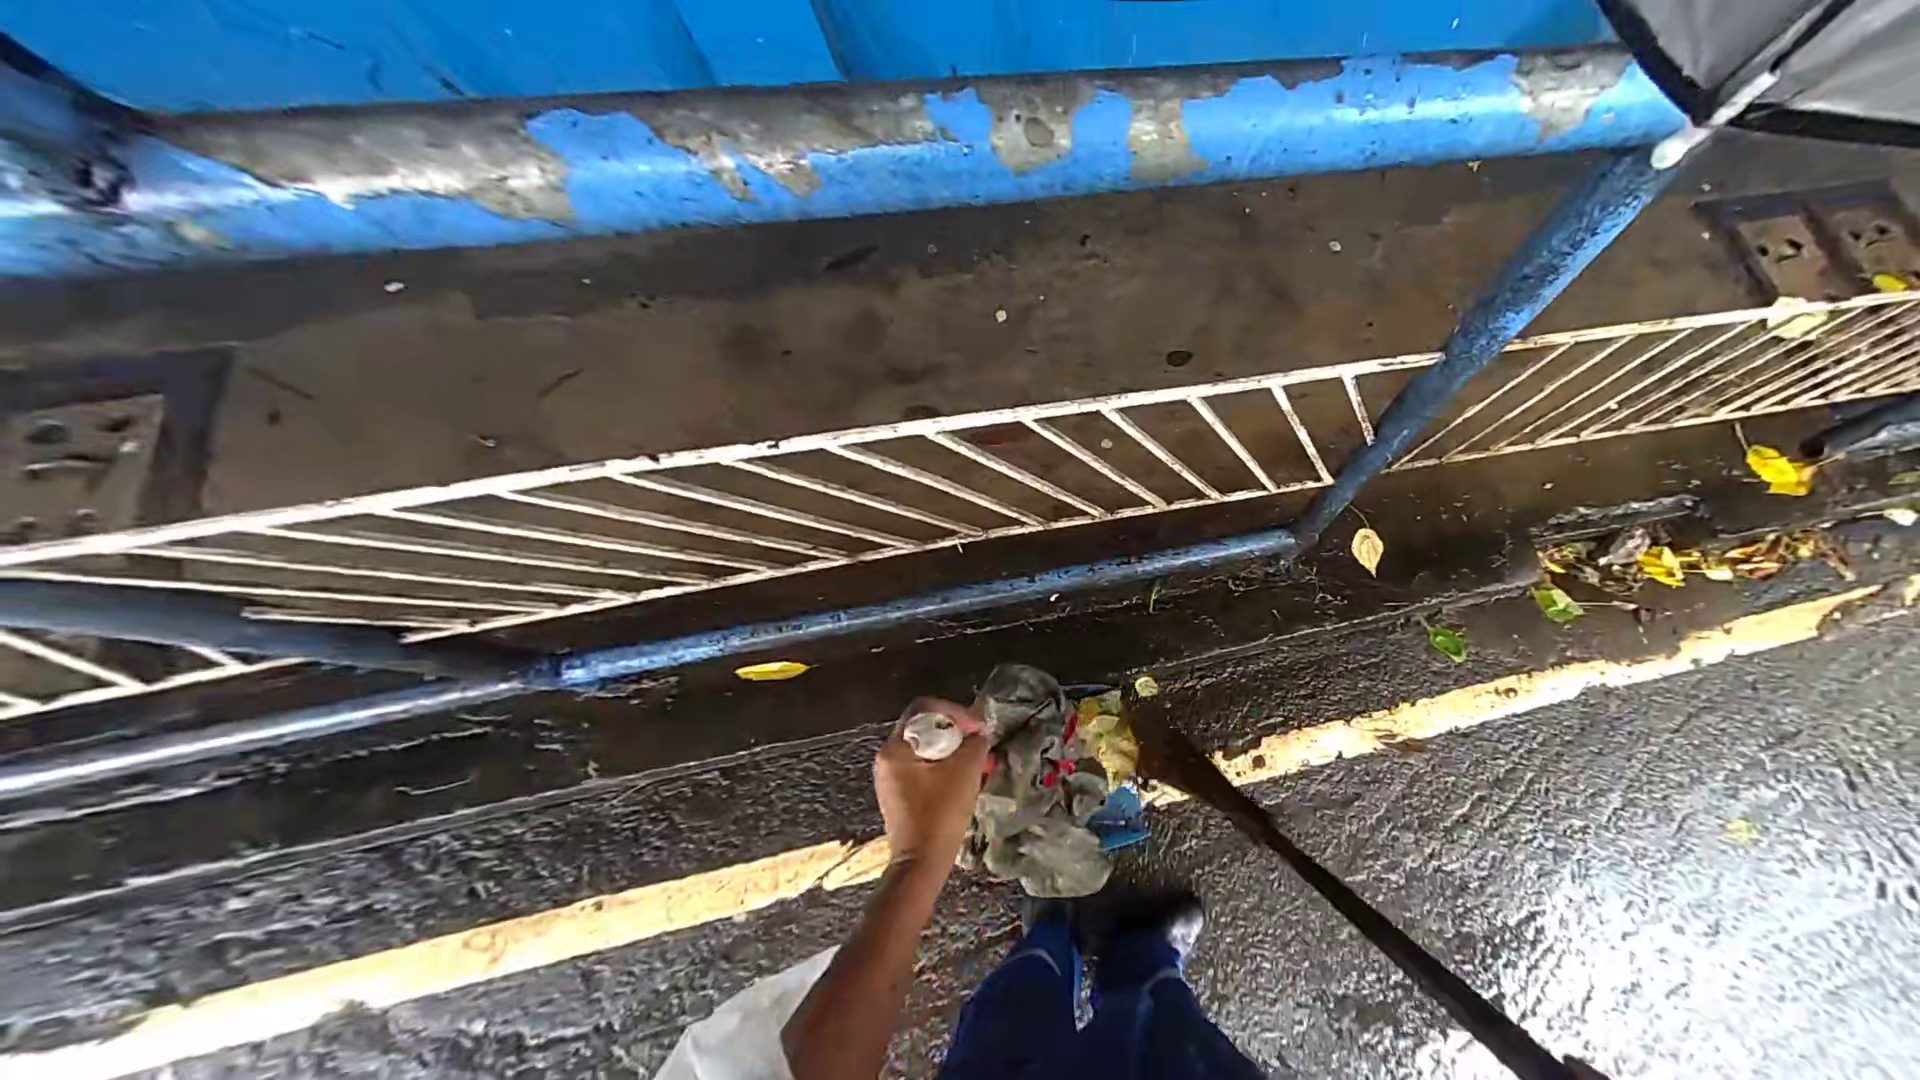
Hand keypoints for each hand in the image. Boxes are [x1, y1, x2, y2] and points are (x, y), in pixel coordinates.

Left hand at [874, 697, 989, 869]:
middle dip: (953, 730)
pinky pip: (920, 767)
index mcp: (896, 747)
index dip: (953, 711)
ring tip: (974, 761)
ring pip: (923, 748)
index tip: (975, 728)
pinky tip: (960, 779)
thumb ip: (975, 745)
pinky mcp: (897, 794)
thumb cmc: (940, 814)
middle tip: (977, 742)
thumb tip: (978, 735)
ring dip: (950, 749)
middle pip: (922, 727)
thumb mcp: (965, 772)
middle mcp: (886, 757)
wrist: (921, 864)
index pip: (923, 708)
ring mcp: (889, 777)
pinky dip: (941, 766)